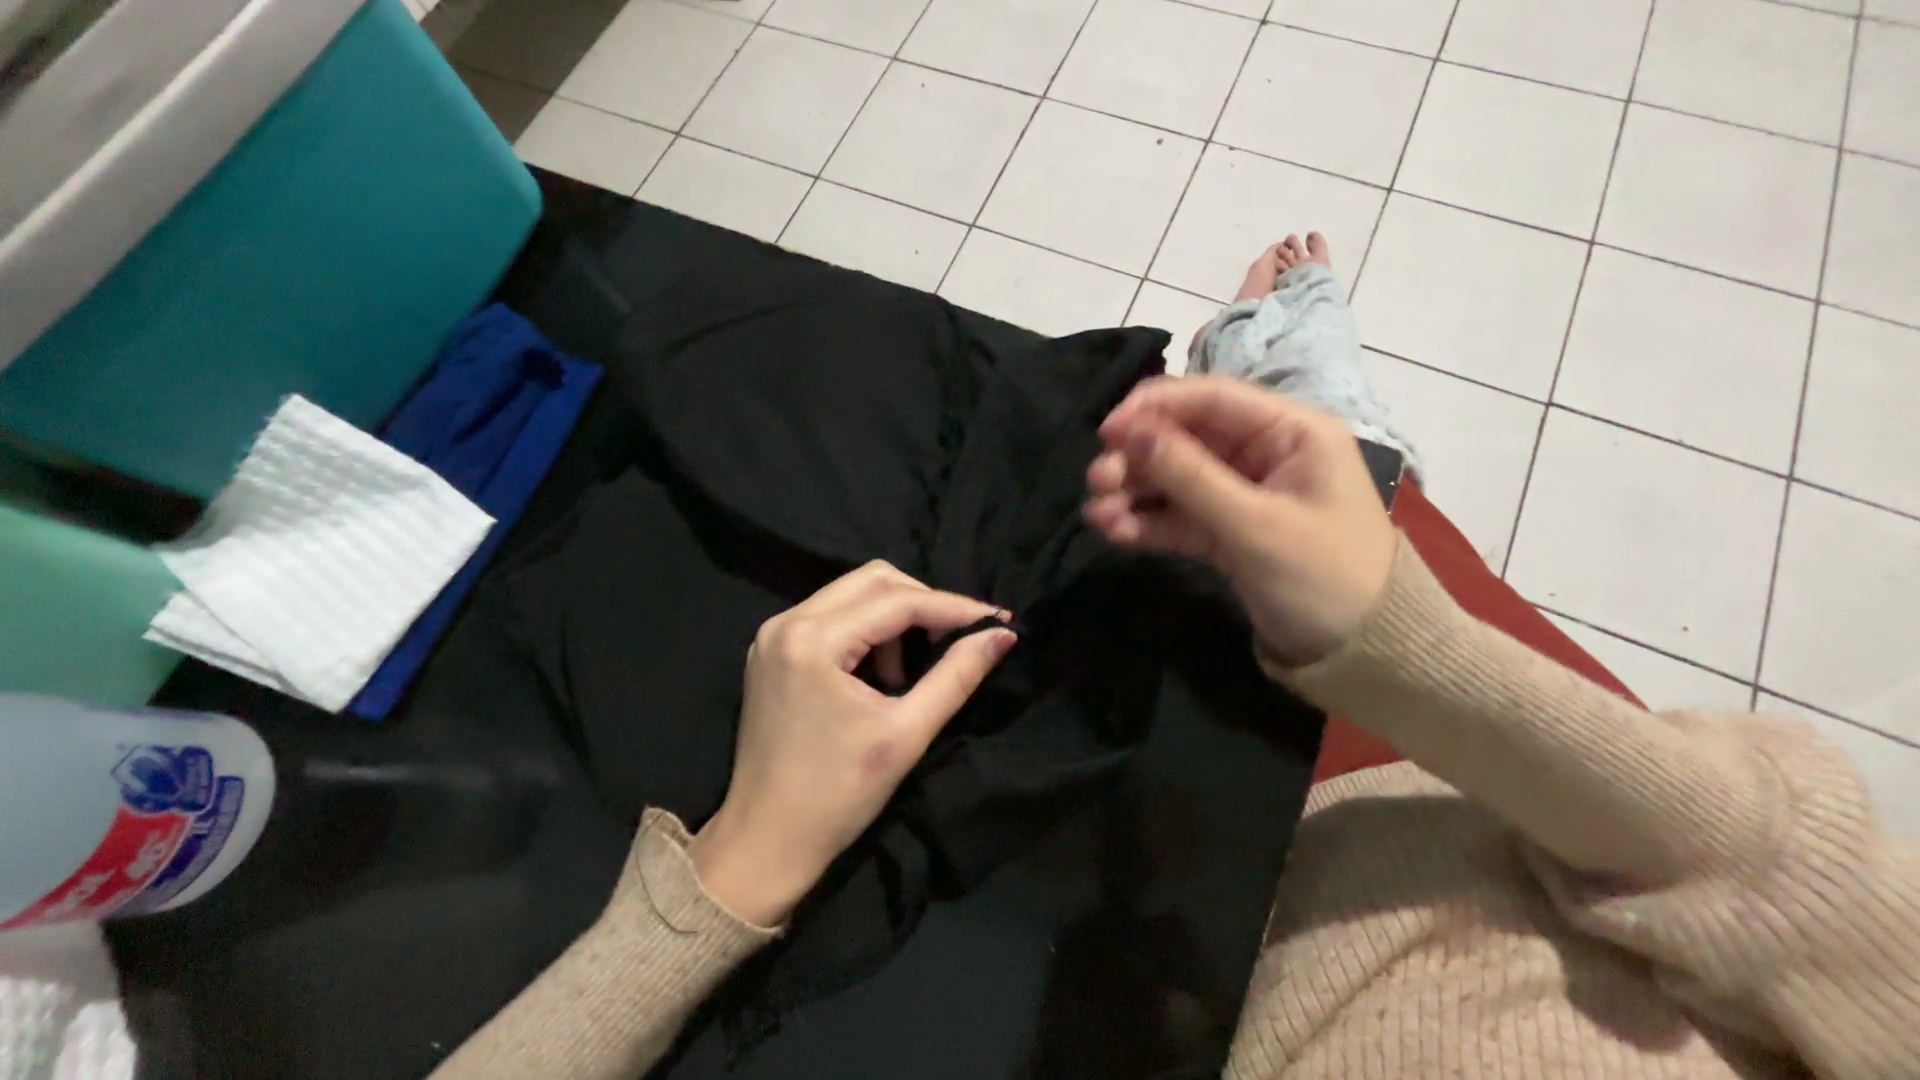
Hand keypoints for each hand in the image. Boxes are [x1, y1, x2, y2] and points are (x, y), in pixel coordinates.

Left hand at [686, 562, 1016, 925]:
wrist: (766, 840)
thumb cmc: (838, 795)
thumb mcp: (906, 733)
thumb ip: (956, 675)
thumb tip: (1002, 635)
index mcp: (813, 640)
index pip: (897, 600)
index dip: (954, 607)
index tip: (998, 620)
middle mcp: (786, 622)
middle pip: (872, 579)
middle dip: (923, 603)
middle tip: (959, 638)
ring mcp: (773, 635)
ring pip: (851, 593)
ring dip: (893, 617)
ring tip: (909, 673)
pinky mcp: (771, 651)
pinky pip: (830, 616)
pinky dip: (866, 631)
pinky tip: (880, 675)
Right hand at [1083, 376, 1394, 666]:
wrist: (1361, 655)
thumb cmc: (1323, 577)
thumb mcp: (1256, 526)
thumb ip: (1190, 477)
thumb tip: (1129, 432)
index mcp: (1290, 431)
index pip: (1211, 398)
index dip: (1153, 408)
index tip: (1105, 432)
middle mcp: (1264, 453)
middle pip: (1185, 438)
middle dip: (1137, 457)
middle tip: (1097, 483)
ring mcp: (1242, 493)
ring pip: (1174, 478)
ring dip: (1134, 491)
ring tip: (1098, 515)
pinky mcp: (1226, 531)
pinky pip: (1178, 515)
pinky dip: (1147, 522)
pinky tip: (1114, 532)